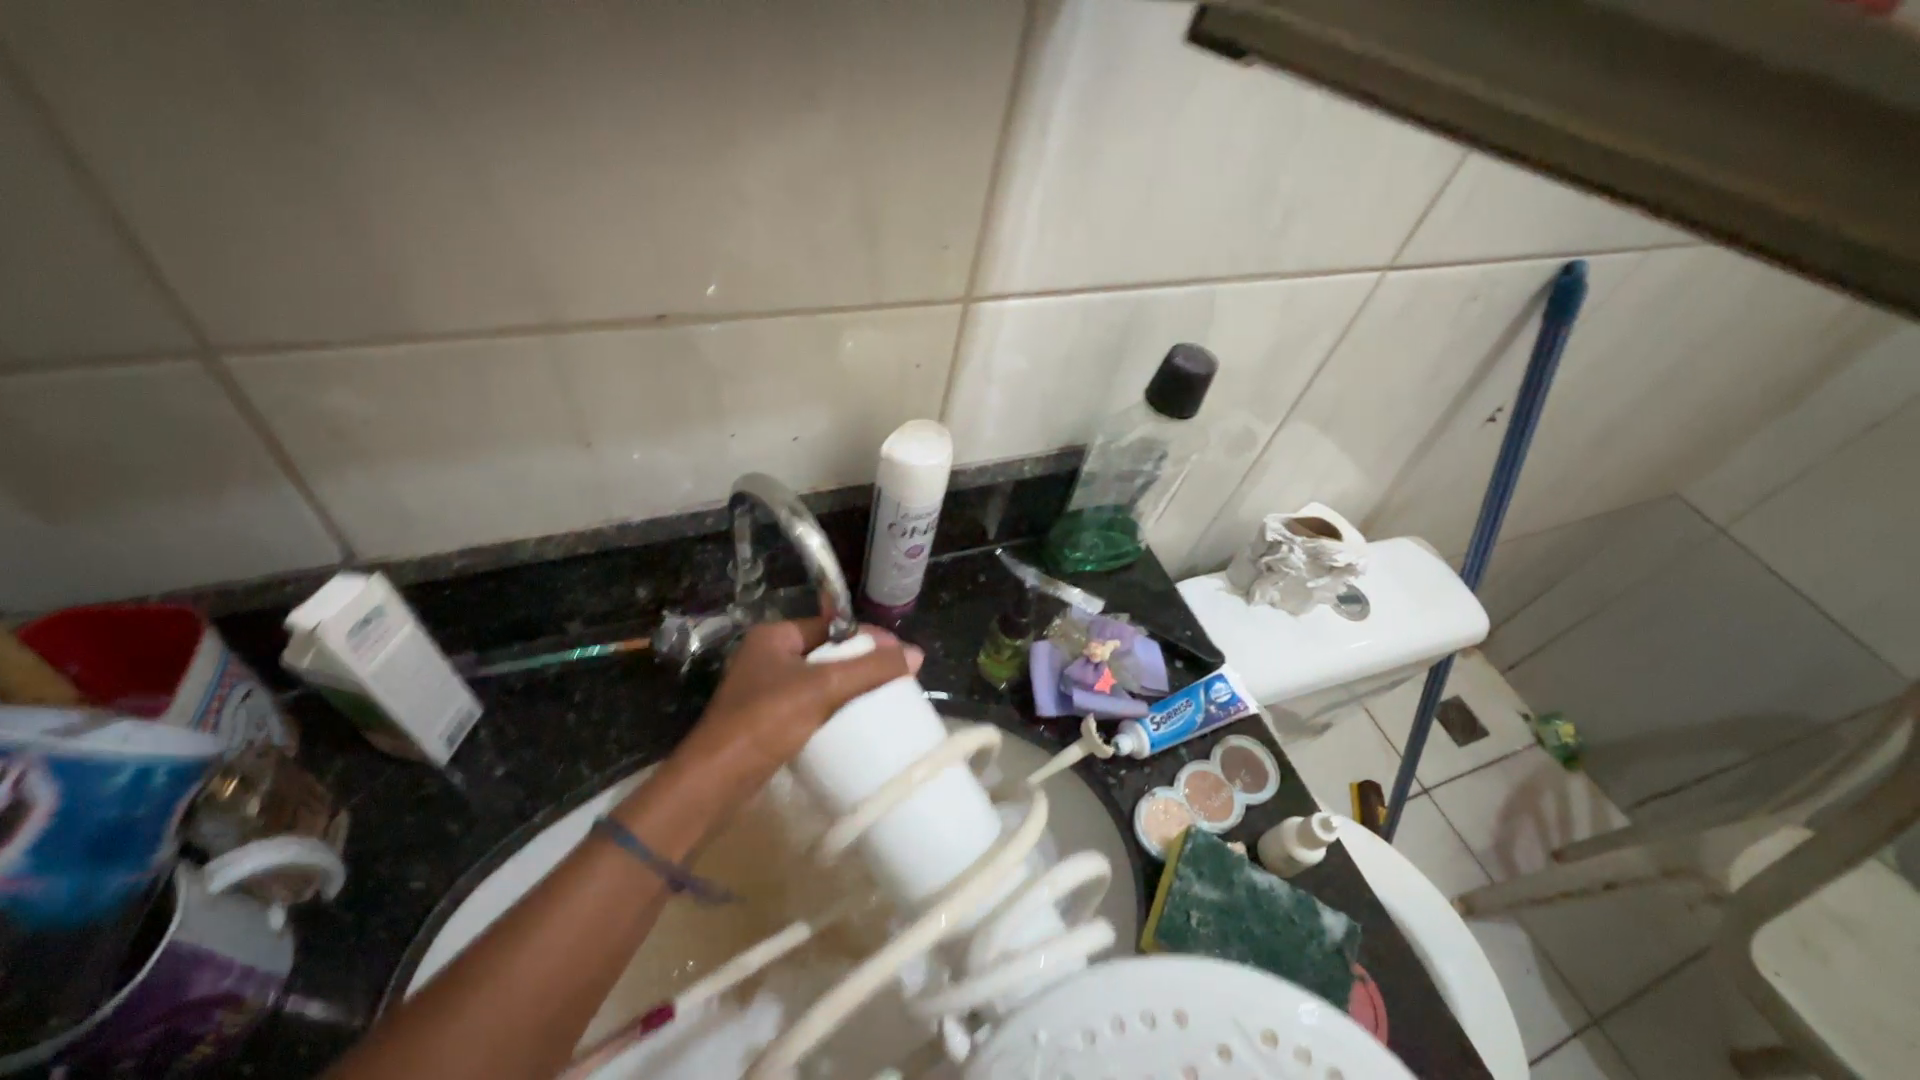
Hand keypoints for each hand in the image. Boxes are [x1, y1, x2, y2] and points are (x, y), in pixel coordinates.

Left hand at [668, 617, 923, 803]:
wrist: (716, 781)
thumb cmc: (765, 722)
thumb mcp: (823, 688)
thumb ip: (869, 669)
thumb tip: (916, 654)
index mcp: (774, 636)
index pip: (832, 625)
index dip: (868, 637)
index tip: (902, 656)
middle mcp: (768, 657)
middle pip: (828, 653)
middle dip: (862, 665)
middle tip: (899, 680)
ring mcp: (766, 691)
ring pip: (821, 682)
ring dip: (850, 690)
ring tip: (885, 702)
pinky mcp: (769, 722)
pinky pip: (812, 708)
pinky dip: (835, 712)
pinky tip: (856, 725)